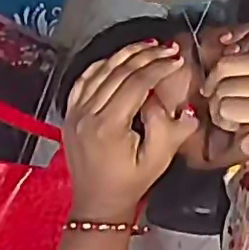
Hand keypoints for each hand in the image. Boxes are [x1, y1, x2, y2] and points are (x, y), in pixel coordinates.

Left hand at [63, 39, 198, 222]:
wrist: (97, 203)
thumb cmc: (132, 182)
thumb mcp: (159, 158)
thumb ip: (168, 126)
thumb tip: (167, 100)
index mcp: (108, 126)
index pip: (136, 83)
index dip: (159, 67)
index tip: (178, 59)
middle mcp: (87, 115)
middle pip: (118, 72)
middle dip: (147, 56)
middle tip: (169, 48)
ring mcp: (75, 113)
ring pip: (100, 71)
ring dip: (125, 55)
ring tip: (148, 46)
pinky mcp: (70, 114)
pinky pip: (83, 80)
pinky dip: (102, 65)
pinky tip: (118, 58)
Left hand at [201, 53, 248, 158]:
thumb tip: (231, 84)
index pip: (227, 64)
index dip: (214, 79)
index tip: (217, 90)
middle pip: (222, 89)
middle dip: (217, 104)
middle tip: (227, 114)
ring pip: (226, 111)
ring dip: (227, 123)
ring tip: (240, 127)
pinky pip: (244, 142)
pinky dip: (246, 144)